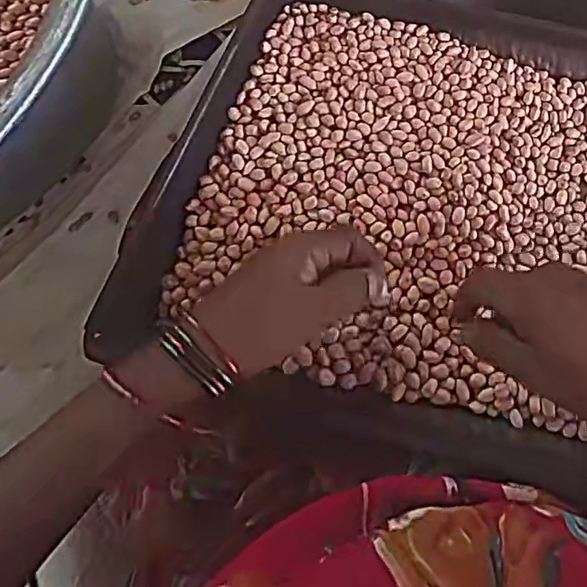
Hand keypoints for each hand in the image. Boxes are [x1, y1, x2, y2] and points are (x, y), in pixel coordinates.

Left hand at [189, 228, 387, 376]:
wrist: (204, 349)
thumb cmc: (262, 328)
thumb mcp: (314, 311)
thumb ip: (352, 290)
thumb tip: (380, 280)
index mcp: (303, 245)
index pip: (351, 237)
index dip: (372, 261)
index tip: (382, 293)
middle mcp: (290, 247)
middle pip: (337, 248)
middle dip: (358, 273)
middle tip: (369, 306)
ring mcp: (275, 265)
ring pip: (321, 266)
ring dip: (340, 285)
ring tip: (348, 314)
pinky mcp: (265, 284)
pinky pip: (304, 279)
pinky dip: (320, 294)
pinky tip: (320, 318)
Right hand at [451, 263, 586, 426]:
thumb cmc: (582, 379)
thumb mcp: (529, 370)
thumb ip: (491, 344)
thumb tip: (465, 328)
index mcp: (524, 293)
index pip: (479, 280)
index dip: (463, 299)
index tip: (459, 321)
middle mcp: (544, 274)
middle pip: (504, 283)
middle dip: (494, 309)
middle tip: (498, 345)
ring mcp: (569, 276)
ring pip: (528, 286)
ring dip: (519, 308)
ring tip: (531, 346)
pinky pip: (551, 287)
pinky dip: (541, 305)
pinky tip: (556, 336)